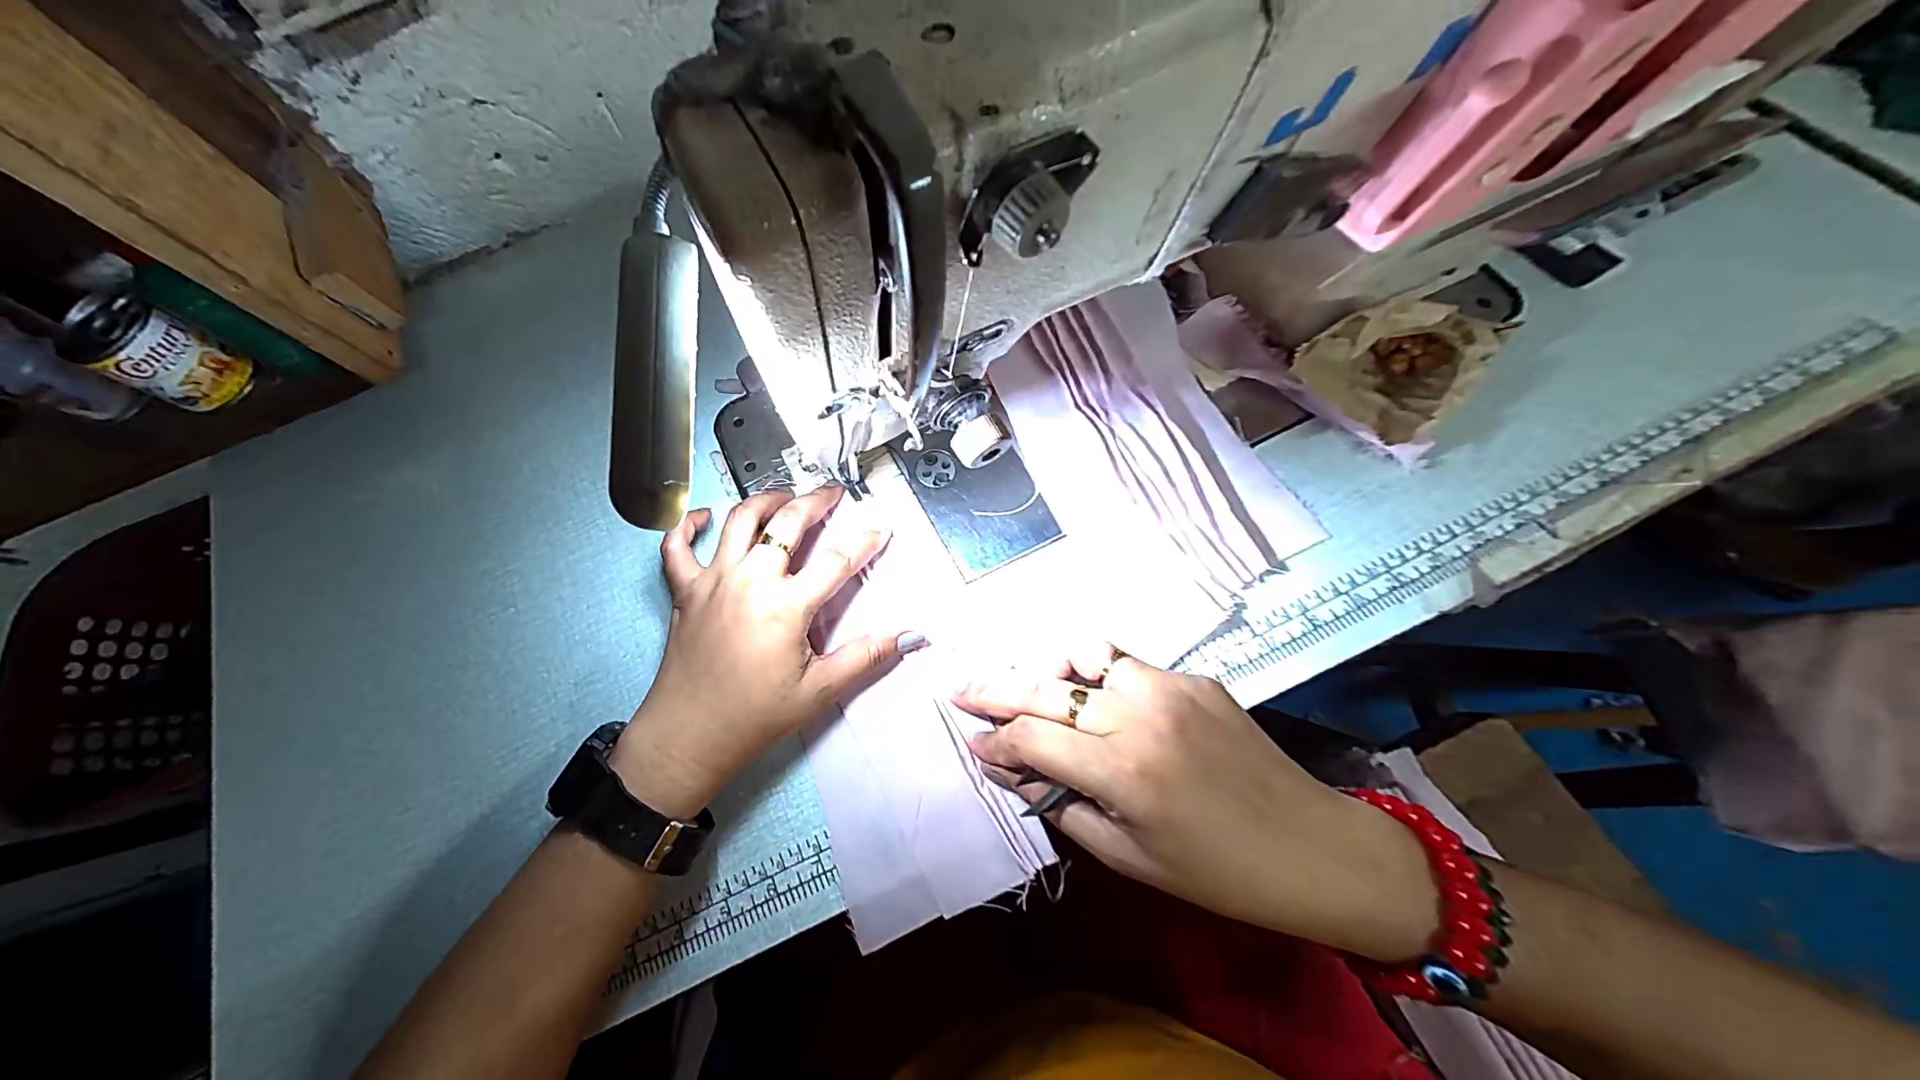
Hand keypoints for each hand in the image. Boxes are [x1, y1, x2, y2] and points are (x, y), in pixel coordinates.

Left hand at [610, 487, 923, 818]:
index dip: (865, 543)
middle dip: (814, 501)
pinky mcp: (686, 592)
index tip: (880, 532)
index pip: (836, 561)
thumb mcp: (820, 690)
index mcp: (785, 606)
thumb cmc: (752, 717)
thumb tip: (908, 637)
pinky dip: (689, 525)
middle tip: (831, 494)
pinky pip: (678, 546)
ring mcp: (714, 582)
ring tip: (784, 497)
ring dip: (764, 501)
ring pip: (738, 520)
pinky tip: (705, 517)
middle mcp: (748, 582)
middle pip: (786, 522)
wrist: (689, 736)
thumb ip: (866, 656)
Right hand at [957, 646, 1437, 961]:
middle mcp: (1141, 714)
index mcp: (1123, 770)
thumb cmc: (1215, 872)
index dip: (996, 741)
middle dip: (996, 688)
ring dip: (1051, 670)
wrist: (1313, 847)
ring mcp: (1172, 687)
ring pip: (1088, 657)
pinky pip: (1130, 665)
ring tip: (1031, 684)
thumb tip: (1012, 769)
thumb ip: (1061, 804)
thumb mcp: (1127, 855)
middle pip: (1048, 688)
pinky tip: (1095, 696)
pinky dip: (1100, 676)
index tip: (973, 743)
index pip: (1034, 738)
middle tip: (961, 687)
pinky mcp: (1195, 677)